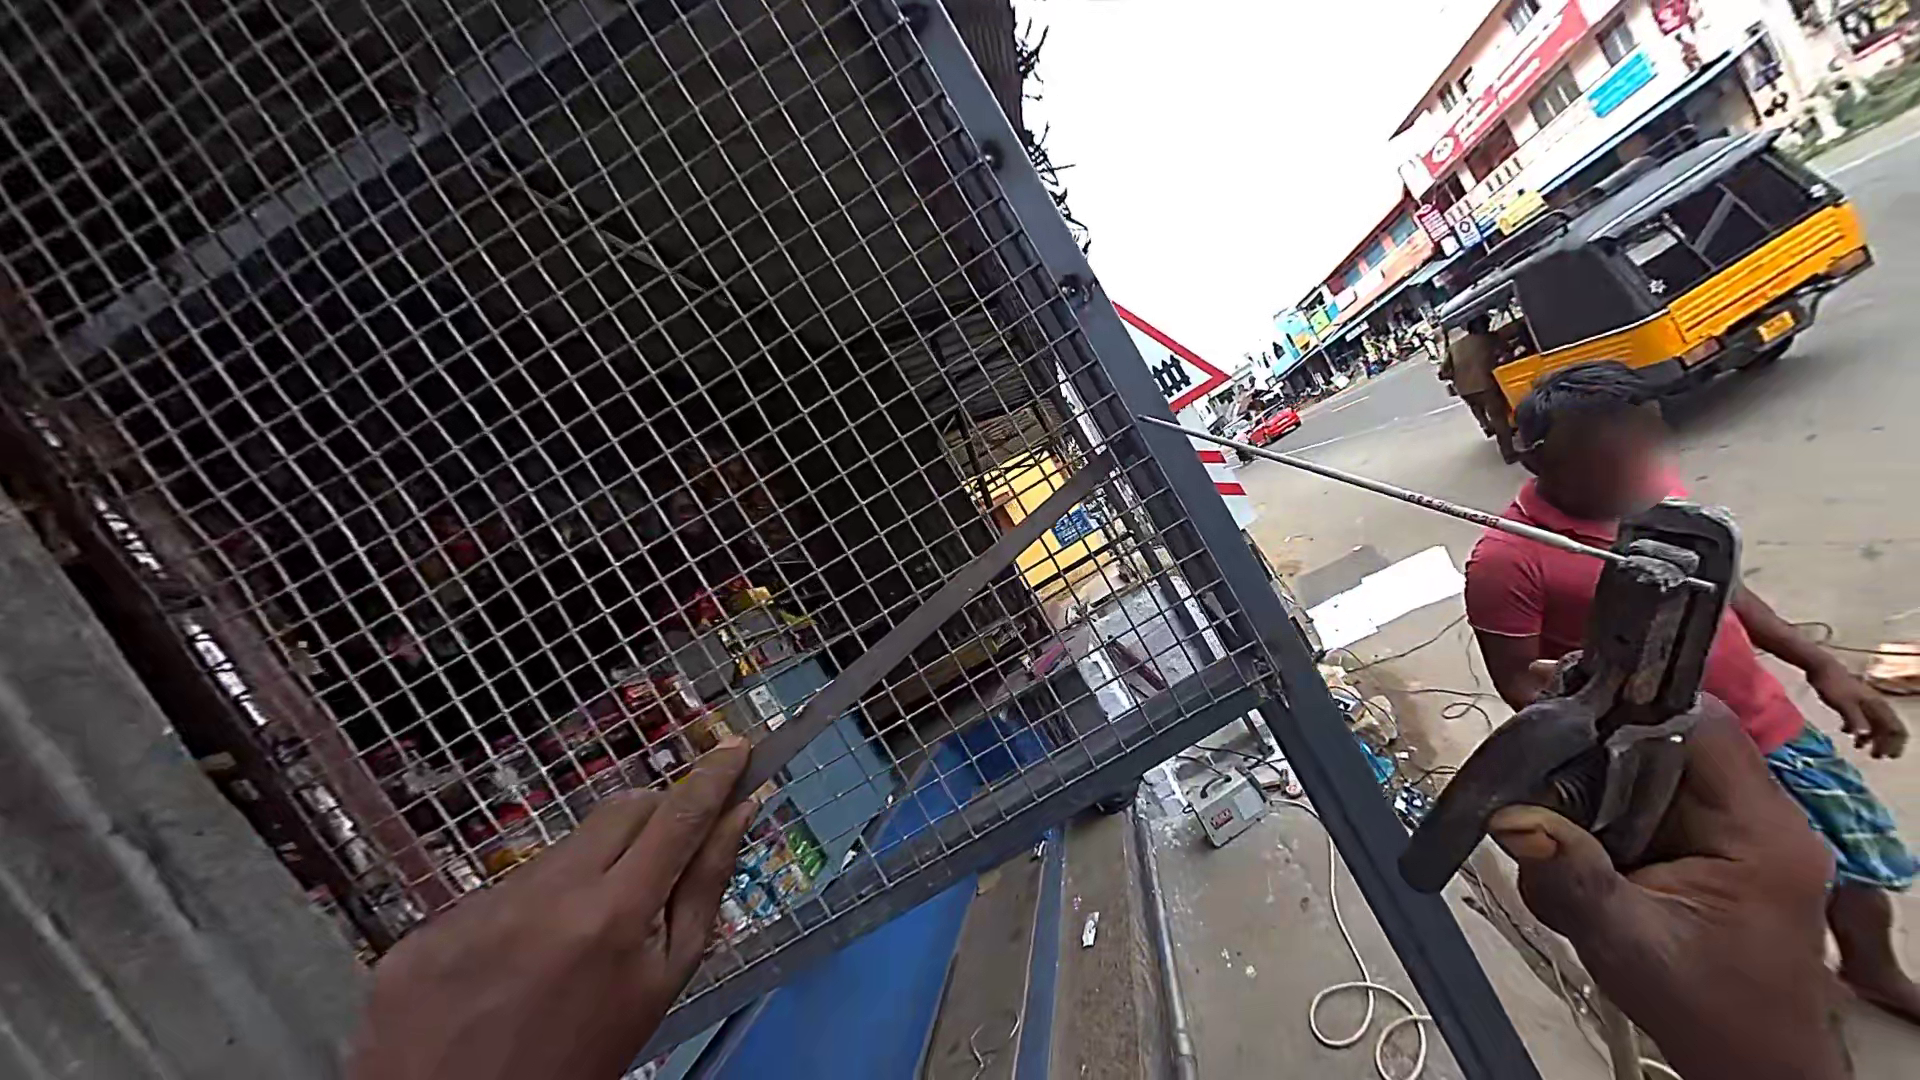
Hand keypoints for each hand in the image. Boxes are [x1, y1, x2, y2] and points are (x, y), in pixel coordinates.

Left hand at [348, 740, 756, 1079]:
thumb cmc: (589, 1055)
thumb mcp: (665, 981)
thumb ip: (706, 886)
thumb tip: (740, 810)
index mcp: (612, 917)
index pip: (678, 817)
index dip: (713, 776)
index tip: (736, 746)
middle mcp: (544, 897)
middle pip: (623, 809)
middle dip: (656, 816)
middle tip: (663, 854)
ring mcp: (477, 910)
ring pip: (566, 846)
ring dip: (593, 864)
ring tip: (579, 928)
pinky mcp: (427, 930)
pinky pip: (507, 885)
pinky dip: (534, 900)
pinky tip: (521, 952)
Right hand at [1489, 699, 1845, 1079]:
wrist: (1744, 1056)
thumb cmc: (1701, 1003)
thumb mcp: (1624, 941)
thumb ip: (1570, 877)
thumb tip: (1508, 816)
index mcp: (1756, 831)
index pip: (1702, 725)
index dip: (1629, 694)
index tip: (1549, 688)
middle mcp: (1747, 814)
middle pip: (1662, 729)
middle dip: (1584, 727)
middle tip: (1519, 736)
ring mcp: (1721, 822)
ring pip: (1640, 752)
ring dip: (1577, 759)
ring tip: (1530, 785)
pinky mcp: (1694, 831)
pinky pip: (1632, 780)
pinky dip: (1582, 782)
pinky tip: (1552, 811)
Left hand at [1809, 658, 1906, 757]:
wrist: (1821, 669)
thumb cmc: (1832, 686)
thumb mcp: (1842, 704)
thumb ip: (1855, 719)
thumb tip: (1866, 736)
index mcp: (1879, 709)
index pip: (1895, 731)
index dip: (1893, 745)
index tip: (1886, 756)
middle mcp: (1878, 707)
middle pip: (1888, 730)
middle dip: (1884, 744)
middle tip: (1875, 756)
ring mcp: (1866, 704)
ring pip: (1874, 725)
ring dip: (1870, 737)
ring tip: (1859, 747)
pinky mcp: (1853, 701)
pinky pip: (1861, 718)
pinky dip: (1857, 727)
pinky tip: (1845, 732)